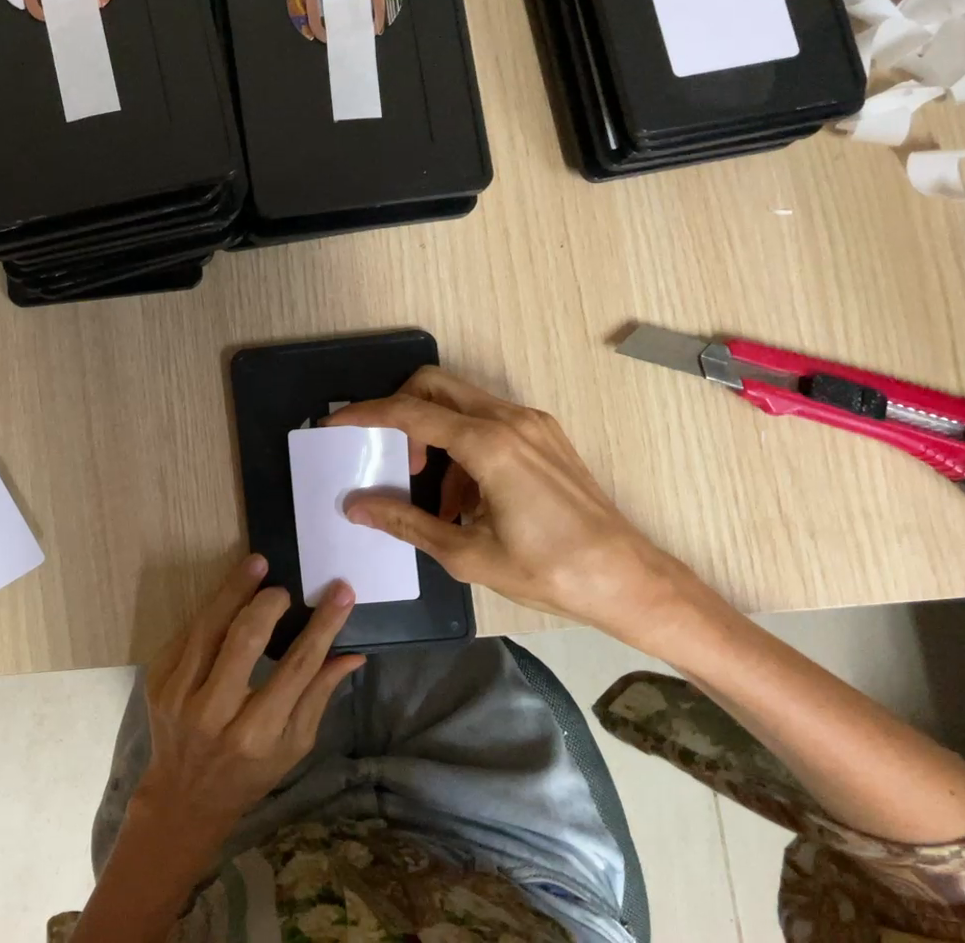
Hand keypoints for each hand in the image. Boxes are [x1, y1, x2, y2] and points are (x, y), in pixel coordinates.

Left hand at [133, 554, 364, 840]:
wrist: (184, 795)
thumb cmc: (250, 772)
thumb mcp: (294, 746)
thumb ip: (319, 696)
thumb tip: (352, 654)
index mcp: (257, 734)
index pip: (297, 668)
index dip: (322, 627)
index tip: (340, 593)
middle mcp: (215, 713)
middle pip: (244, 641)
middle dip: (267, 604)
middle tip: (283, 586)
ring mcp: (179, 695)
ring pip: (208, 627)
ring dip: (233, 590)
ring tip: (254, 564)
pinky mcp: (158, 680)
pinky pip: (187, 634)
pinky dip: (210, 610)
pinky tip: (227, 594)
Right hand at [326, 366, 698, 645]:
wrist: (629, 579)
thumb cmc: (549, 570)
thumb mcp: (466, 553)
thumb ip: (405, 522)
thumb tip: (356, 506)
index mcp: (489, 445)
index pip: (410, 412)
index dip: (365, 415)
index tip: (335, 424)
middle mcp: (511, 420)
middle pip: (435, 384)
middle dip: (399, 409)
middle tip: (387, 455)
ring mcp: (533, 424)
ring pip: (461, 403)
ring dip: (432, 433)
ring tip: (430, 493)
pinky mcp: (545, 437)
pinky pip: (487, 422)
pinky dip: (461, 445)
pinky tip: (465, 497)